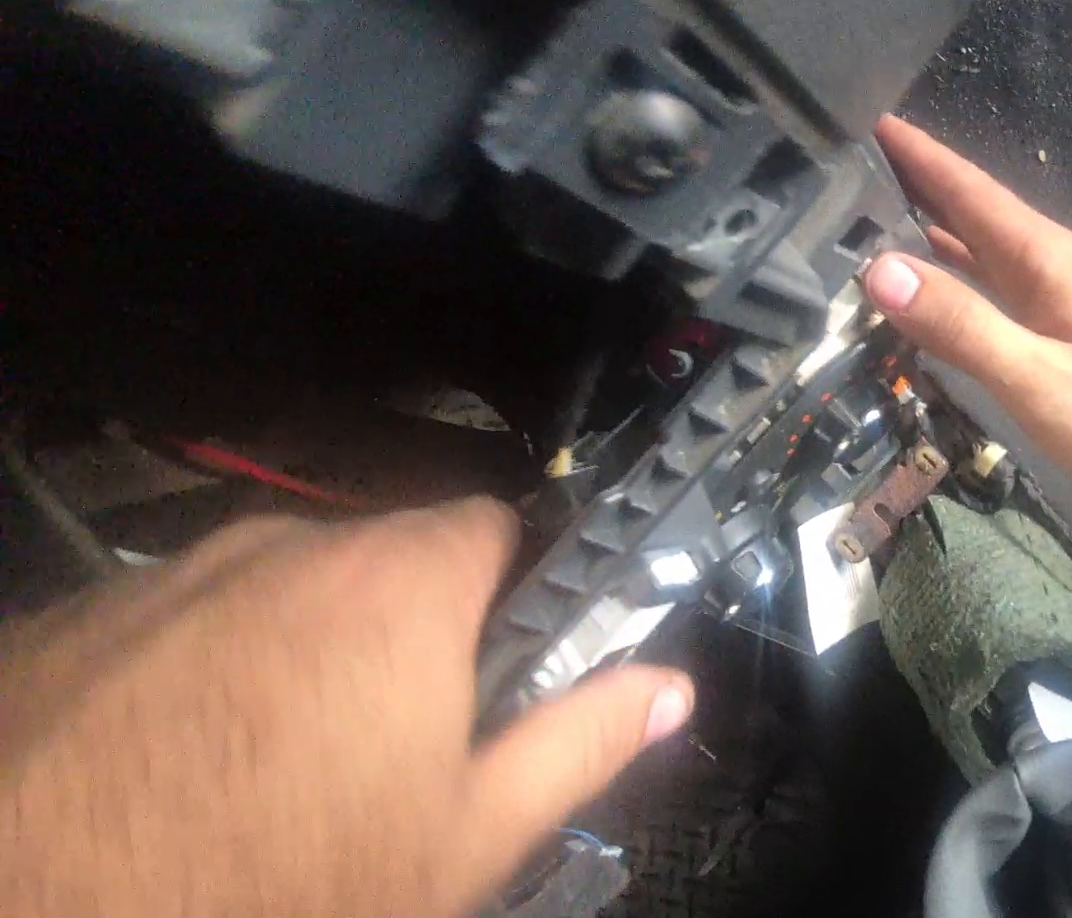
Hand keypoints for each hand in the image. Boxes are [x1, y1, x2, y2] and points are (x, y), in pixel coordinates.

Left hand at [0, 498, 692, 917]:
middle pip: (389, 553)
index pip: (497, 522)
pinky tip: (158, 769)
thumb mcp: (466, 836)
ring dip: (302, 637)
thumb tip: (676, 689)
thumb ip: (584, 738)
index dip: (517, 582)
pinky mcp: (48, 627)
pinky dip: (192, 665)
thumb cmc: (278, 893)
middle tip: (395, 730)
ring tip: (268, 760)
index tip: (504, 655)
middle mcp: (283, 550)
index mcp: (398, 583)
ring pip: (279, 584)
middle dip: (412, 618)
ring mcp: (155, 582)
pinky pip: (170, 619)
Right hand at [865, 116, 1071, 496]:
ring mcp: (1058, 291)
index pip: (971, 191)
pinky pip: (996, 280)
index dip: (922, 157)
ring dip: (935, 224)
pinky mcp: (1062, 321)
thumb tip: (883, 271)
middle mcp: (1050, 261)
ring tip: (879, 213)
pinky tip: (936, 277)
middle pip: (975, 210)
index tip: (872, 122)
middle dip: (919, 183)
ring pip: (984, 245)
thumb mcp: (1036, 375)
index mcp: (1044, 257)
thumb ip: (962, 325)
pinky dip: (958, 268)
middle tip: (856, 167)